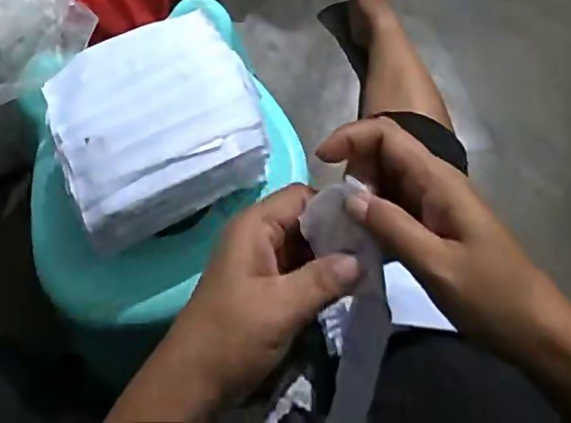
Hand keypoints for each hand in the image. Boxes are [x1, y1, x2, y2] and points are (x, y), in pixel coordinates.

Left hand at [110, 184, 361, 420]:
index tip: (369, 225)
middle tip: (375, 252)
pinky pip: (298, 267)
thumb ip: (322, 280)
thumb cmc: (233, 333)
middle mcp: (257, 233)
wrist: (195, 375)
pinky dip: (320, 274)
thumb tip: (361, 257)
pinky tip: (347, 287)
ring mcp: (260, 258)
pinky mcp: (265, 283)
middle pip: (304, 218)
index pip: (300, 196)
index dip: (333, 206)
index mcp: (254, 224)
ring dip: (331, 257)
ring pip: (303, 244)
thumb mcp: (281, 307)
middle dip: (337, 233)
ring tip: (370, 269)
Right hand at [316, 118, 570, 361]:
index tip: (322, 160)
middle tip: (340, 210)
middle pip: (382, 151)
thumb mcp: (437, 266)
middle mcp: (435, 180)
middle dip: (354, 170)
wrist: (541, 333)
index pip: (386, 134)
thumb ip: (390, 226)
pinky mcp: (435, 221)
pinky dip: (374, 212)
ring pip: (386, 177)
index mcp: (438, 179)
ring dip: (362, 193)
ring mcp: (436, 200)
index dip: (351, 137)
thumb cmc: (493, 298)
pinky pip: (395, 201)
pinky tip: (367, 239)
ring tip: (350, 227)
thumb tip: (348, 196)